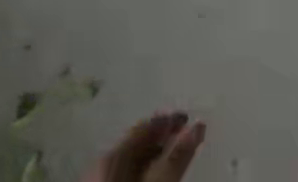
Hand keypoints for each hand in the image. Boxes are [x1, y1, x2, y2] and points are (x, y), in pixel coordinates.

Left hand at [85, 112, 204, 181]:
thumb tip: (198, 126)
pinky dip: (142, 172)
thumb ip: (178, 156)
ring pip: (130, 161)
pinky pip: (123, 175)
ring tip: (173, 162)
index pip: (147, 125)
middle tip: (186, 142)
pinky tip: (153, 178)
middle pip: (137, 142)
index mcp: (112, 157)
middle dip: (163, 139)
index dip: (171, 121)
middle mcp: (100, 166)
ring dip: (154, 157)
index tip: (190, 123)